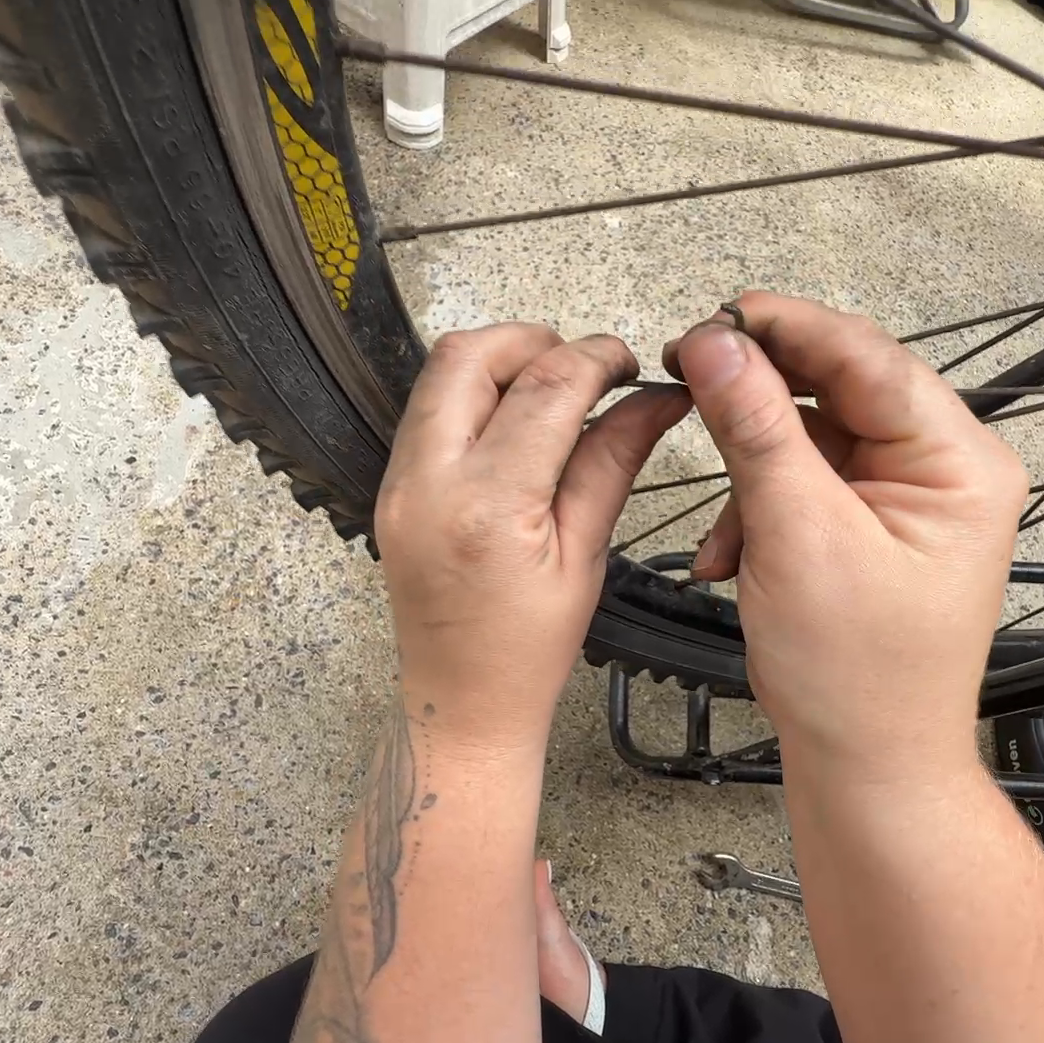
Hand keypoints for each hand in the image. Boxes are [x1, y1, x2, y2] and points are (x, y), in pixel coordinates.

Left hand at [376, 324, 691, 755]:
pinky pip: (428, 411)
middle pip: (469, 355)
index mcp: (488, 507)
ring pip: (439, 375)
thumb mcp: (585, 555)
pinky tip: (516, 424)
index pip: (546, 388)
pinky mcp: (391, 489)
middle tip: (584, 367)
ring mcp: (397, 484)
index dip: (596, 357)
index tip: (627, 361)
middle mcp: (427, 483)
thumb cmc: (526, 652)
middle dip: (534, 340)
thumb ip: (612, 462)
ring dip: (500, 363)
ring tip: (554, 392)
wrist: (461, 702)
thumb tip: (652, 402)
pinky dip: (474, 396)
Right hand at [666, 293, 1025, 781]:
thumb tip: (713, 345)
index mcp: (956, 462)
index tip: (712, 318)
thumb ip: (755, 429)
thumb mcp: (796, 535)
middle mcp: (938, 468)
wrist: (866, 767)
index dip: (785, 328)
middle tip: (689, 382)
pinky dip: (756, 512)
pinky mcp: (863, 526)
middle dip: (758, 400)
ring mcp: (899, 499)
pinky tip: (731, 560)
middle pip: (836, 392)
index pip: (866, 357)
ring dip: (750, 476)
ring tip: (722, 537)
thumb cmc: (853, 672)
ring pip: (808, 440)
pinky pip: (801, 485)